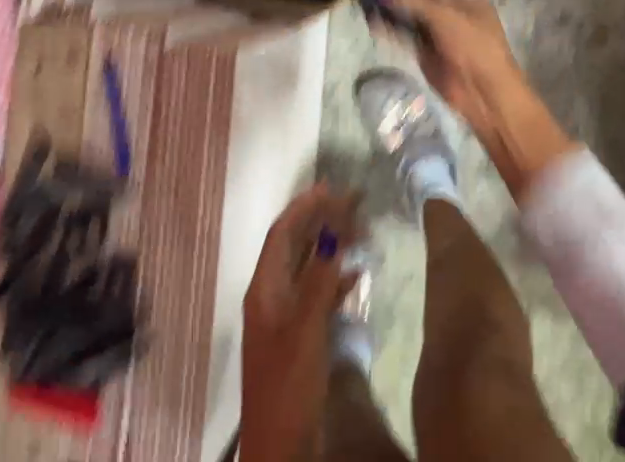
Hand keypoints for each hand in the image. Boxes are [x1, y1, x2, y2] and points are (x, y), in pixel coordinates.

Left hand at [238, 185, 362, 461]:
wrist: (279, 446)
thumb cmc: (288, 386)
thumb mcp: (305, 330)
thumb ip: (318, 281)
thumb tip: (330, 233)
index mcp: (264, 289)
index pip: (282, 234)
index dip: (304, 208)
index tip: (331, 187)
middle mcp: (270, 297)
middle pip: (294, 247)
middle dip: (319, 222)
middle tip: (353, 203)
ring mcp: (283, 318)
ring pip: (307, 270)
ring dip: (329, 249)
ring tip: (360, 231)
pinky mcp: (298, 339)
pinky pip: (316, 296)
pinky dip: (334, 281)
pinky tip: (355, 277)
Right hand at [382, 0, 578, 199]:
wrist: (484, 93)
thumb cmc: (474, 47)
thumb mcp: (447, 16)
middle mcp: (451, 11)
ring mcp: (437, 33)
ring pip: (409, 15)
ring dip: (389, 8)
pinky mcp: (425, 53)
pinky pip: (404, 36)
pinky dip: (389, 29)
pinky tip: (372, 21)